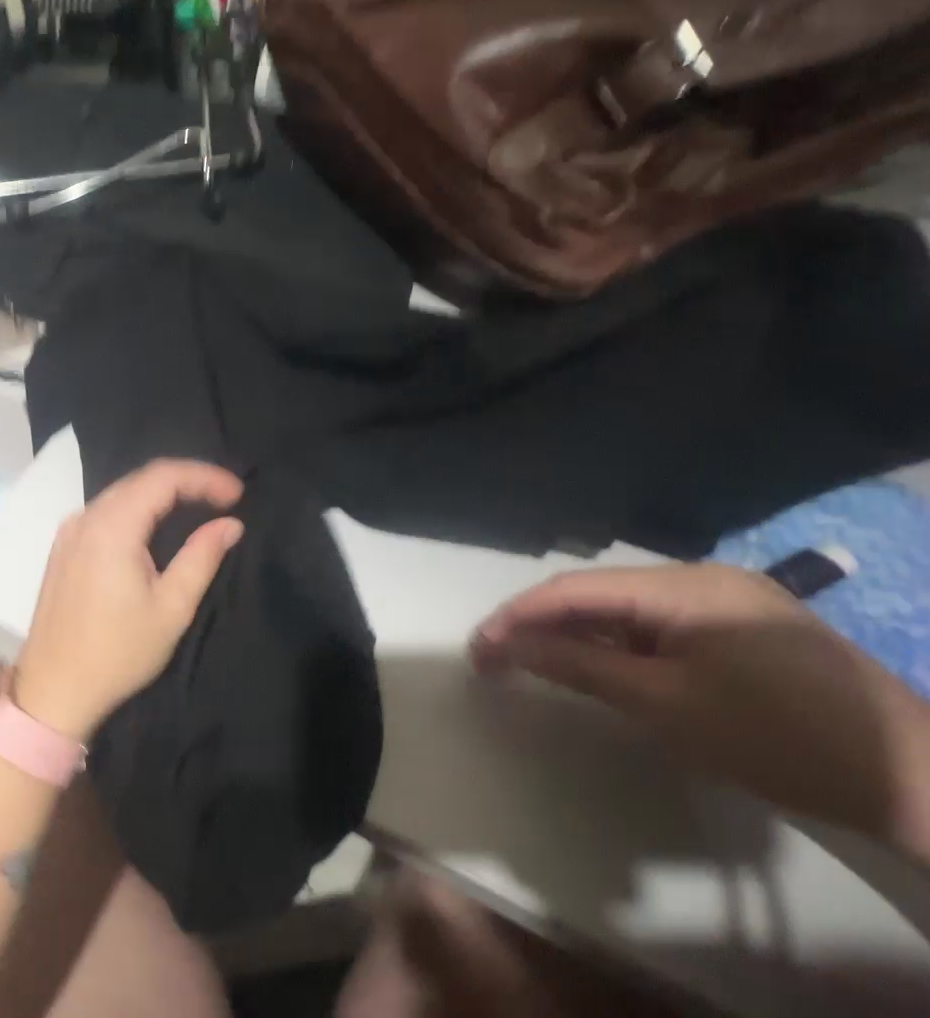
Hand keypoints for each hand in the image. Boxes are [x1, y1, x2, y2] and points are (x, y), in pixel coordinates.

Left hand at [12, 460, 245, 740]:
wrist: (55, 686)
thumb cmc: (118, 652)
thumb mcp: (171, 608)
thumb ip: (202, 557)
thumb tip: (230, 524)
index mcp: (111, 527)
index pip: (162, 477)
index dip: (204, 477)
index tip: (239, 494)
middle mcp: (85, 519)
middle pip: (139, 480)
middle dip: (185, 481)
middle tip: (225, 499)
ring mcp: (69, 533)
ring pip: (120, 495)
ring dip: (160, 495)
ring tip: (199, 508)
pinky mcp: (63, 549)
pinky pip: (104, 514)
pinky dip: (136, 511)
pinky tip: (158, 528)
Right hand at [471, 563, 929, 857]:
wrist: (912, 781)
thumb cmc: (776, 736)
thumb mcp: (663, 704)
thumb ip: (577, 666)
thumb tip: (508, 645)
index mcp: (687, 587)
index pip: (576, 589)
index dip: (517, 616)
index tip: (476, 648)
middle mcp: (707, 581)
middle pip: (600, 596)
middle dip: (543, 626)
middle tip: (496, 660)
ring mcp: (733, 605)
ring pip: (629, 614)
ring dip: (579, 638)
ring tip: (536, 667)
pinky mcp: (749, 633)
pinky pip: (663, 630)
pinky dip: (621, 649)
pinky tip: (600, 671)